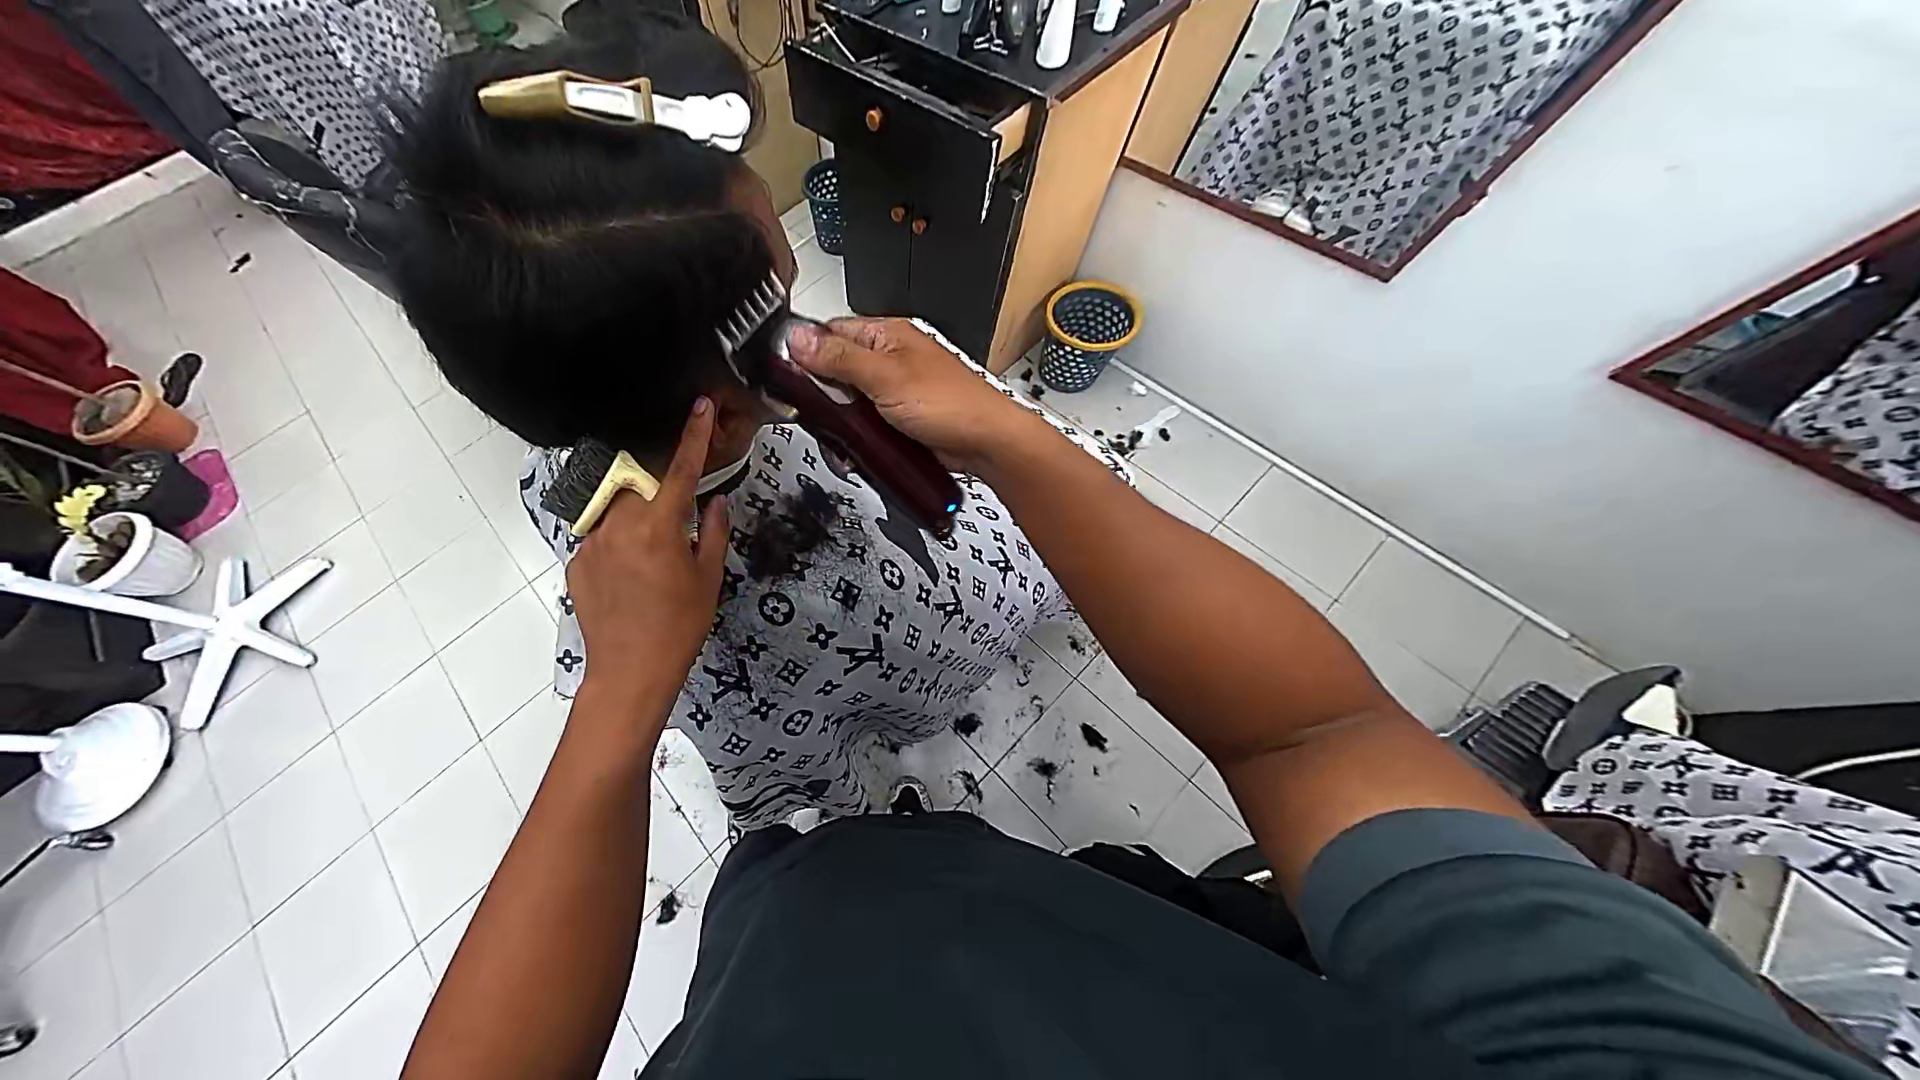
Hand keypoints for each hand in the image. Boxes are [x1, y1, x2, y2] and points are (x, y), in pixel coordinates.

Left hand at [566, 400, 729, 713]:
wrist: (630, 670)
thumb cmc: (680, 625)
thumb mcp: (709, 578)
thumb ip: (714, 532)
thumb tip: (716, 501)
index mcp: (659, 526)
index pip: (680, 469)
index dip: (693, 434)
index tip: (699, 405)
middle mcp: (620, 525)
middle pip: (640, 483)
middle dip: (659, 486)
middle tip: (677, 514)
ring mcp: (592, 543)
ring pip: (620, 509)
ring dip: (641, 517)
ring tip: (656, 557)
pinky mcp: (576, 561)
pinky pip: (603, 536)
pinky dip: (622, 544)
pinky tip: (635, 577)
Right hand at [786, 317, 1040, 473]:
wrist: (986, 444)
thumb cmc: (953, 404)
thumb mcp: (886, 377)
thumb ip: (840, 358)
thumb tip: (799, 338)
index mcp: (887, 335)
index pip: (830, 332)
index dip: (807, 352)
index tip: (790, 376)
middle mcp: (890, 359)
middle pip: (836, 369)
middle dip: (825, 394)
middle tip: (821, 411)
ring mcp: (895, 390)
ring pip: (850, 400)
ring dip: (841, 419)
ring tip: (842, 433)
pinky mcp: (900, 418)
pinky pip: (867, 422)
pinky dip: (859, 435)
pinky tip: (857, 447)